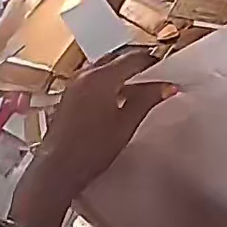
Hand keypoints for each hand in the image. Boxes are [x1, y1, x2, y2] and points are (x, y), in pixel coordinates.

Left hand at [21, 51, 169, 203]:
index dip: (153, 61)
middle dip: (137, 61)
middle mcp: (85, 73)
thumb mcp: (127, 123)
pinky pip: (94, 76)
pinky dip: (110, 79)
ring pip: (105, 66)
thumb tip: (168, 86)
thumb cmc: (93, 148)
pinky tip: (120, 95)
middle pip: (117, 57)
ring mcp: (74, 83)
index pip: (133, 57)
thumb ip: (148, 99)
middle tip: (157, 72)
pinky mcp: (69, 94)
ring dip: (123, 70)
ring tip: (142, 83)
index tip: (167, 68)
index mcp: (102, 77)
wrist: (58, 169)